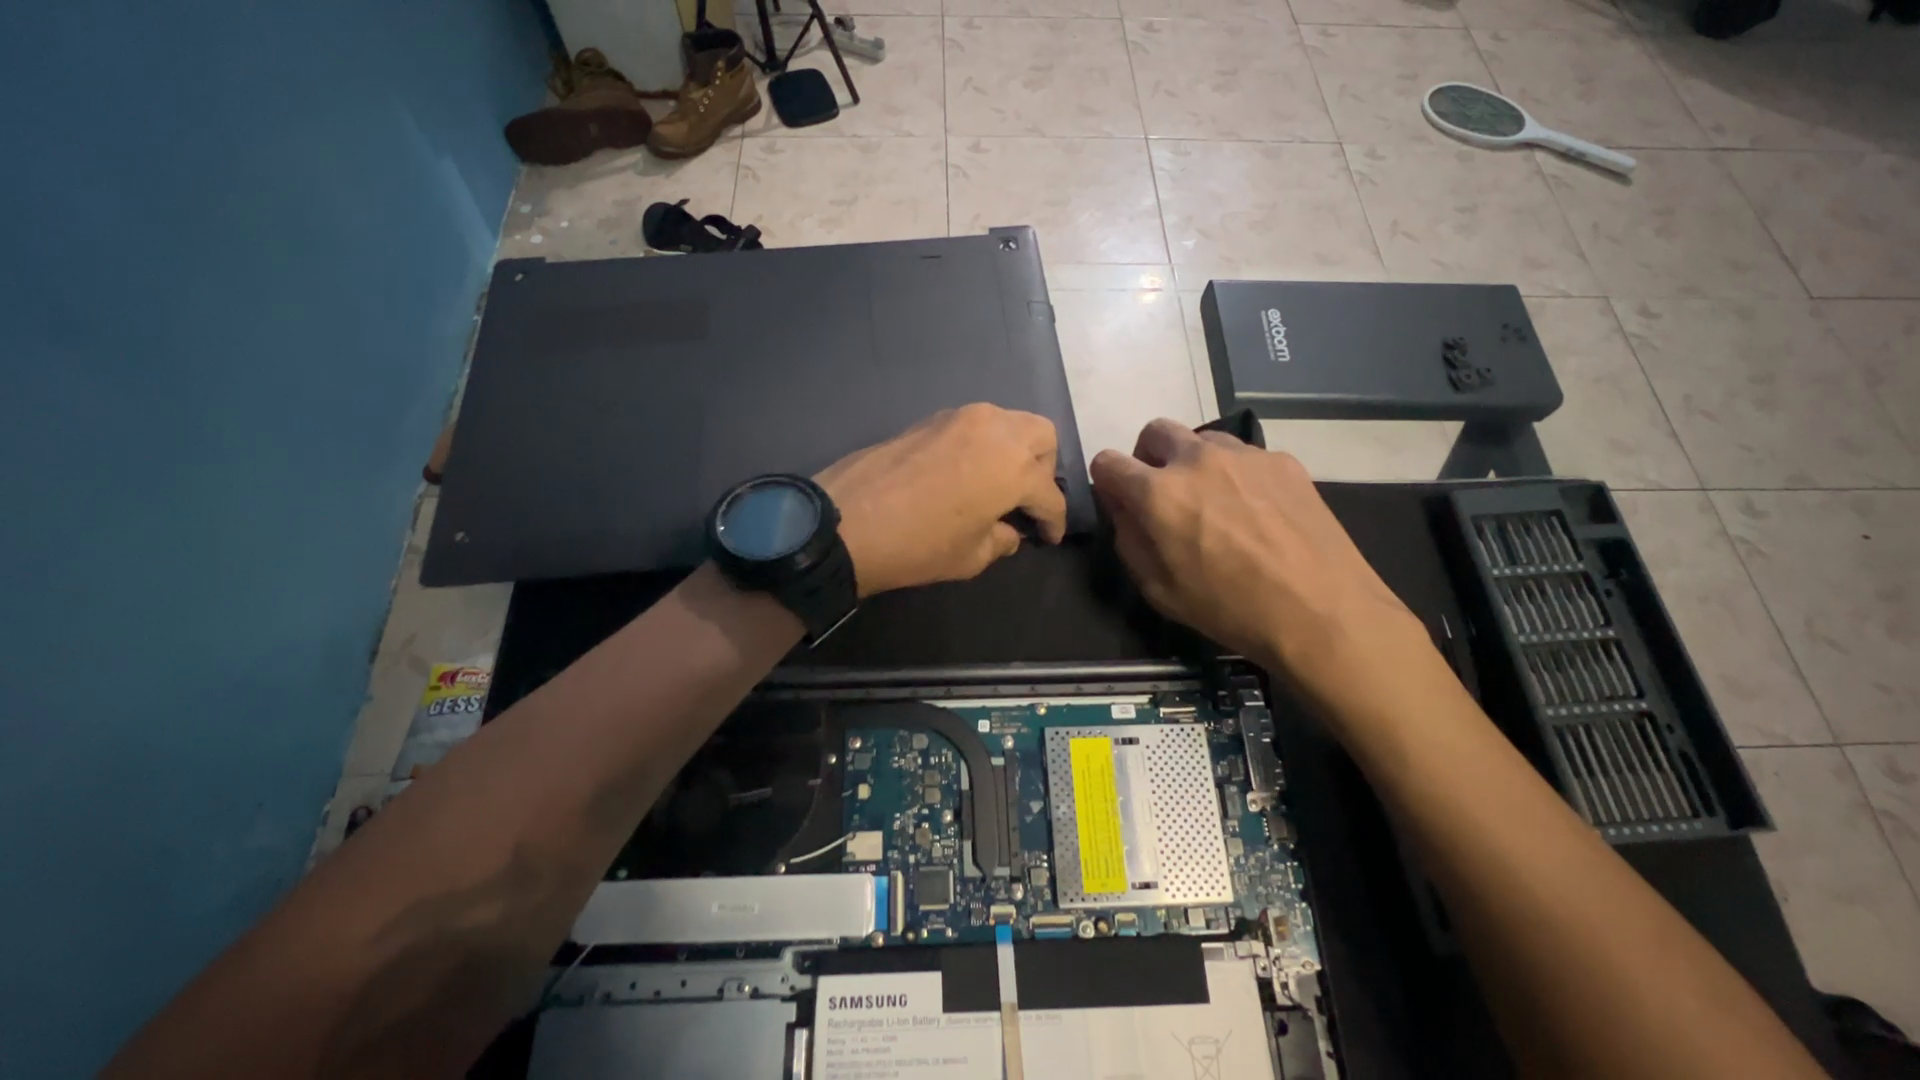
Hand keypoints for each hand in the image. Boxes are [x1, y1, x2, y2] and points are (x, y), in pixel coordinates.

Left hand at [817, 404, 1066, 597]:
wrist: (847, 522)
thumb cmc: (918, 546)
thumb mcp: (970, 557)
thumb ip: (1001, 540)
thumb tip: (1010, 532)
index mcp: (1015, 468)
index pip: (1049, 494)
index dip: (1053, 521)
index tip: (1048, 538)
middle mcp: (996, 431)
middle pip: (1041, 437)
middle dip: (1042, 468)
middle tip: (1025, 500)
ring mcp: (962, 418)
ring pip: (1009, 422)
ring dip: (1013, 450)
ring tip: (997, 484)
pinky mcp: (933, 418)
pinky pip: (975, 424)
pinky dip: (983, 444)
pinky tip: (966, 473)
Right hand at [1090, 419, 1429, 709]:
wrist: (1320, 610)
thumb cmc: (1229, 608)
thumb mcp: (1159, 589)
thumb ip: (1129, 539)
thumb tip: (1124, 509)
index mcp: (1158, 493)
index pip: (1108, 462)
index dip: (1108, 483)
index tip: (1122, 503)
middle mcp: (1197, 459)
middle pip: (1155, 432)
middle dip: (1149, 458)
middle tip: (1164, 494)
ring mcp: (1244, 455)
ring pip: (1203, 439)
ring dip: (1195, 463)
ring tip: (1216, 503)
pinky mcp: (1283, 461)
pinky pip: (1245, 457)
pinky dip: (1237, 475)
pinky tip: (1257, 513)